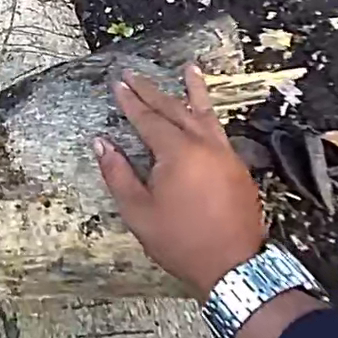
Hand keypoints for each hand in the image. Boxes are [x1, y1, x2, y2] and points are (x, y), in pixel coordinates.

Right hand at [93, 65, 269, 297]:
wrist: (235, 268)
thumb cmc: (181, 241)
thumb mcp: (138, 211)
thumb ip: (118, 173)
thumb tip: (101, 143)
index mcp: (178, 154)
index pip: (149, 119)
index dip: (130, 101)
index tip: (117, 84)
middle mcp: (204, 146)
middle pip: (174, 109)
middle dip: (151, 91)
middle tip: (133, 75)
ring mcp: (224, 154)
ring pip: (204, 114)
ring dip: (192, 90)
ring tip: (188, 69)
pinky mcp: (237, 167)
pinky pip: (218, 129)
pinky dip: (209, 113)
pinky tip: (204, 110)